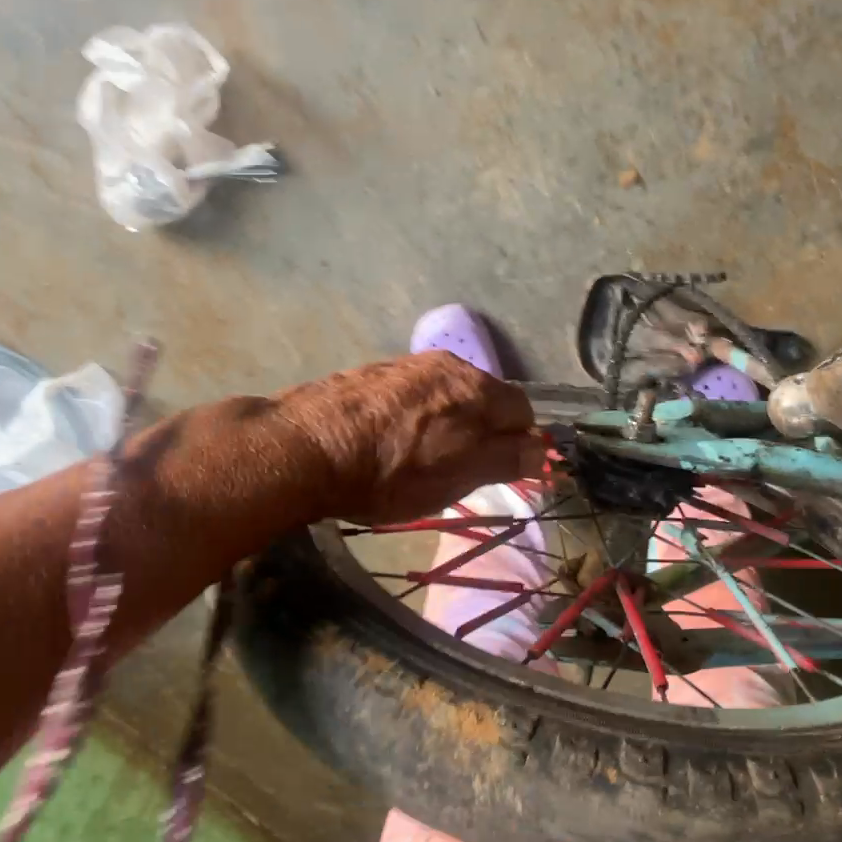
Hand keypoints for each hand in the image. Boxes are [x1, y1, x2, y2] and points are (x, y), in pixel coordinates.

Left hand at [269, 351, 543, 523]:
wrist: (302, 450)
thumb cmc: (390, 472)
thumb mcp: (458, 478)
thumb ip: (506, 460)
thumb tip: (539, 449)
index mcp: (476, 386)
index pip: (522, 409)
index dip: (518, 442)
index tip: (499, 470)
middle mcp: (445, 364)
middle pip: (483, 398)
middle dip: (482, 430)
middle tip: (461, 468)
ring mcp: (404, 365)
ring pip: (446, 395)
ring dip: (447, 422)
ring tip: (422, 457)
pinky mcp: (369, 373)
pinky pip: (411, 395)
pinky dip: (414, 416)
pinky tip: (390, 441)